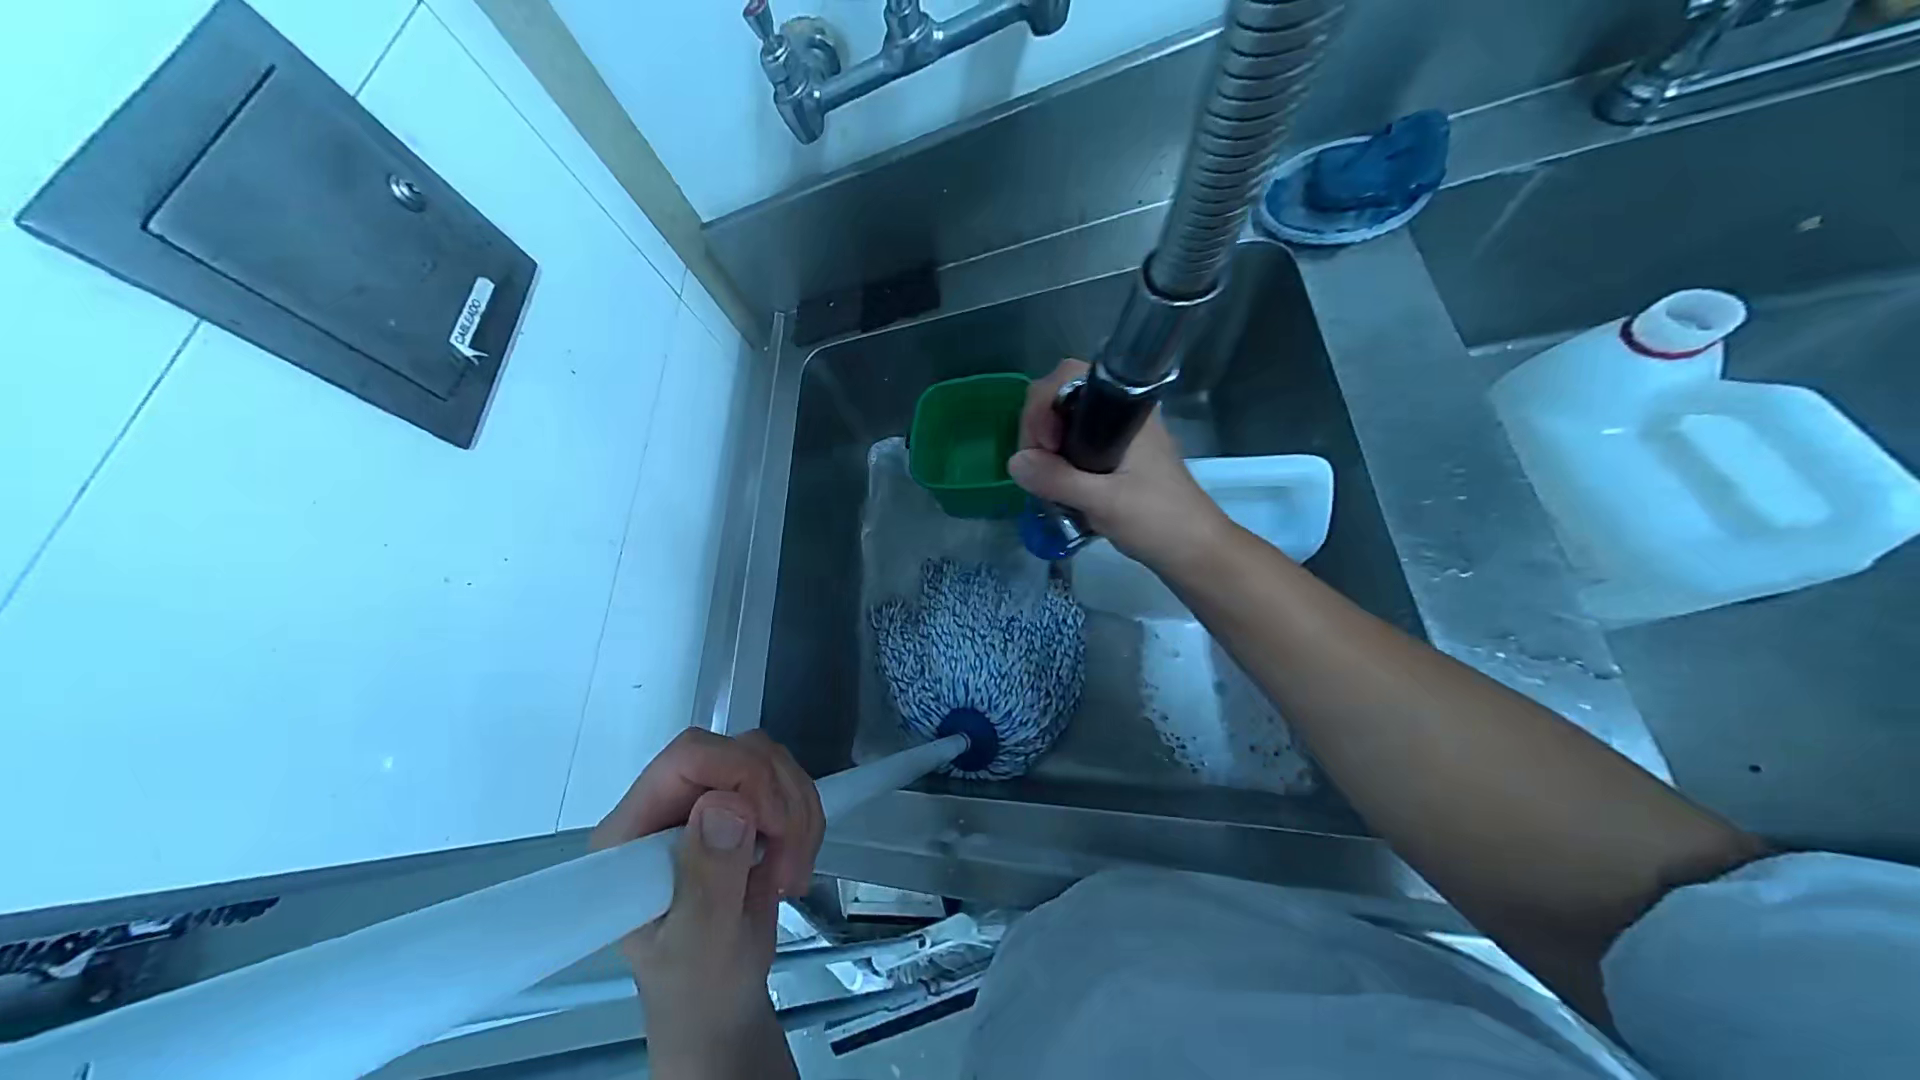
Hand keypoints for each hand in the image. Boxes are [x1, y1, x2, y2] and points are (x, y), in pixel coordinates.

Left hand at [590, 729, 821, 1079]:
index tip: (773, 829)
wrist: (722, 1003)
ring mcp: (704, 802)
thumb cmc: (699, 986)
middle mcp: (666, 803)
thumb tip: (726, 804)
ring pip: (770, 761)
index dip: (742, 775)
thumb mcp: (699, 945)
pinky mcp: (740, 806)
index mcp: (633, 830)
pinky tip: (794, 861)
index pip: (688, 757)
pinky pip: (788, 782)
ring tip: (790, 873)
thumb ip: (708, 878)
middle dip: (779, 802)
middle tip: (789, 864)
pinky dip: (806, 817)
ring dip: (797, 814)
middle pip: (738, 751)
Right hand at [1007, 359, 1233, 569]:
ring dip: (1046, 451)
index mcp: (1125, 411)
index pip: (1067, 377)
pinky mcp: (1116, 460)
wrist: (1196, 552)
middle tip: (1037, 470)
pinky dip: (1059, 464)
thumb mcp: (1104, 502)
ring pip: (1065, 426)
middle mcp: (1120, 415)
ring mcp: (1118, 438)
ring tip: (1044, 483)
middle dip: (1039, 429)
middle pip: (1061, 399)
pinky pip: (1075, 448)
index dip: (1042, 405)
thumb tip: (1015, 462)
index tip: (1043, 446)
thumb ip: (1058, 479)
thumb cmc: (1159, 521)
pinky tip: (1057, 490)